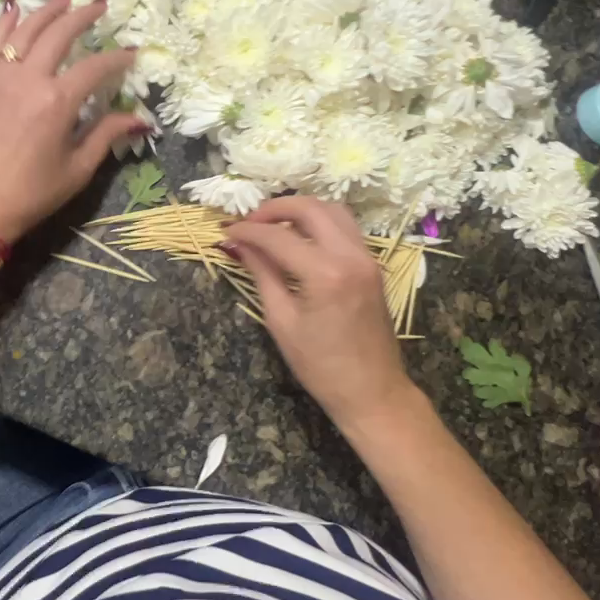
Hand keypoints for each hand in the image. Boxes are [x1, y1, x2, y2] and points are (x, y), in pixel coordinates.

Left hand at [0, 0, 148, 242]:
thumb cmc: (32, 194)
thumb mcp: (77, 169)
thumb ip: (106, 135)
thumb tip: (139, 118)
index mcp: (57, 102)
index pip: (95, 68)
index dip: (117, 59)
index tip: (133, 53)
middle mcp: (29, 80)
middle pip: (59, 35)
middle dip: (82, 16)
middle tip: (100, 5)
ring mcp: (1, 79)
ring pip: (25, 31)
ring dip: (47, 10)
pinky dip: (3, 24)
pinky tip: (13, 9)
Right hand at [220, 197, 415, 423]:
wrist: (372, 391)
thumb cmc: (321, 366)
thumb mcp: (281, 320)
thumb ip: (261, 273)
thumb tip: (237, 244)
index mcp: (325, 274)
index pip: (278, 236)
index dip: (248, 230)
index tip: (226, 231)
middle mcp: (351, 256)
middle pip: (309, 208)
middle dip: (274, 209)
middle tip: (249, 222)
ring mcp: (367, 257)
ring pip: (332, 210)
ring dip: (299, 210)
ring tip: (272, 226)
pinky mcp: (372, 264)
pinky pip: (345, 227)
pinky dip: (319, 222)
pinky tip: (298, 237)